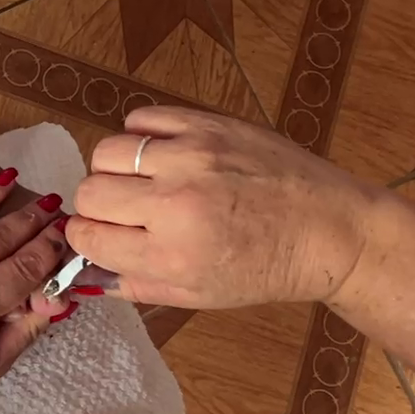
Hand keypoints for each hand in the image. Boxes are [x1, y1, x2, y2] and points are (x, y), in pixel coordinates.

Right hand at [65, 107, 388, 308]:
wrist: (333, 231)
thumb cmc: (264, 269)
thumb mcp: (196, 295)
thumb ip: (133, 284)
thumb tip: (82, 272)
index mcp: (170, 255)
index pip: (85, 236)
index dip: (88, 237)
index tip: (104, 235)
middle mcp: (174, 204)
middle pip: (88, 192)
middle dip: (98, 205)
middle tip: (125, 210)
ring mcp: (190, 158)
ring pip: (106, 152)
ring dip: (115, 169)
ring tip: (143, 179)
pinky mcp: (206, 125)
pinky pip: (141, 119)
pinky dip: (142, 136)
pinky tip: (163, 154)